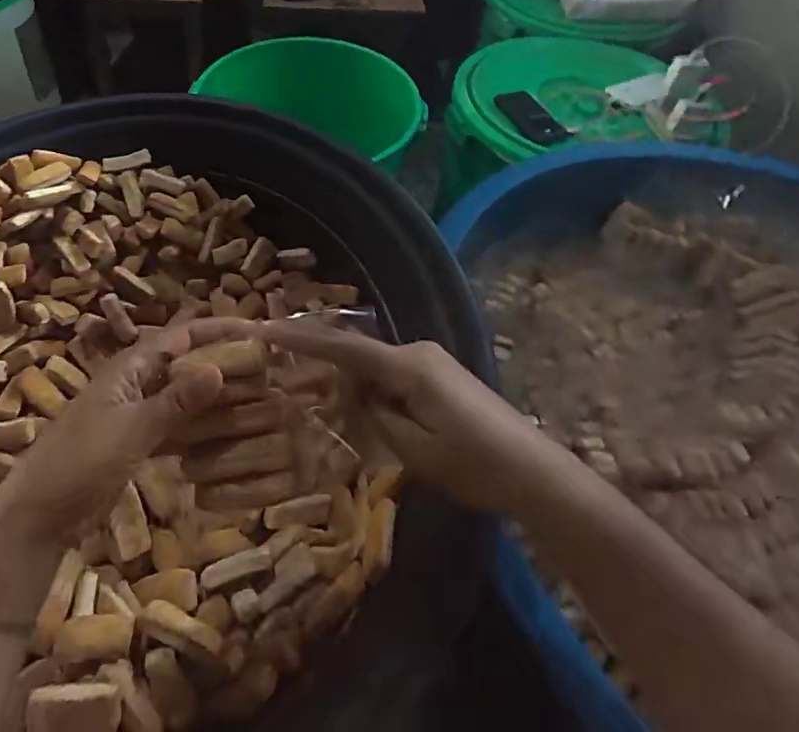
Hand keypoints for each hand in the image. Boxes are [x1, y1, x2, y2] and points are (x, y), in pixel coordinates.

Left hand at [0, 318, 251, 541]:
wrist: (38, 517)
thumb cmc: (80, 461)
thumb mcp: (132, 428)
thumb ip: (177, 400)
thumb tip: (220, 369)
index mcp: (131, 367)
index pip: (183, 335)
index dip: (219, 329)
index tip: (258, 330)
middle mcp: (137, 382)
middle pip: (187, 362)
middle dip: (223, 359)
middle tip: (267, 364)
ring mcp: (138, 413)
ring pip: (185, 395)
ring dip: (216, 394)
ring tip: (258, 394)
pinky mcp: (138, 443)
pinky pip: (179, 425)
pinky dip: (202, 426)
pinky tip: (230, 432)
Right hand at [254, 322, 568, 515]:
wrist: (532, 469)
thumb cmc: (474, 464)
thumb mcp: (414, 451)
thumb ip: (375, 418)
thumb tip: (353, 397)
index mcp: (409, 367)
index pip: (345, 348)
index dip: (303, 339)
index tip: (265, 329)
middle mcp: (418, 352)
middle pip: (359, 353)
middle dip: (323, 361)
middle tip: (283, 370)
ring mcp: (432, 361)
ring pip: (376, 366)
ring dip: (350, 380)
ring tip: (317, 397)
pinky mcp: (440, 376)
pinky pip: (394, 375)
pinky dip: (372, 387)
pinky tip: (361, 407)